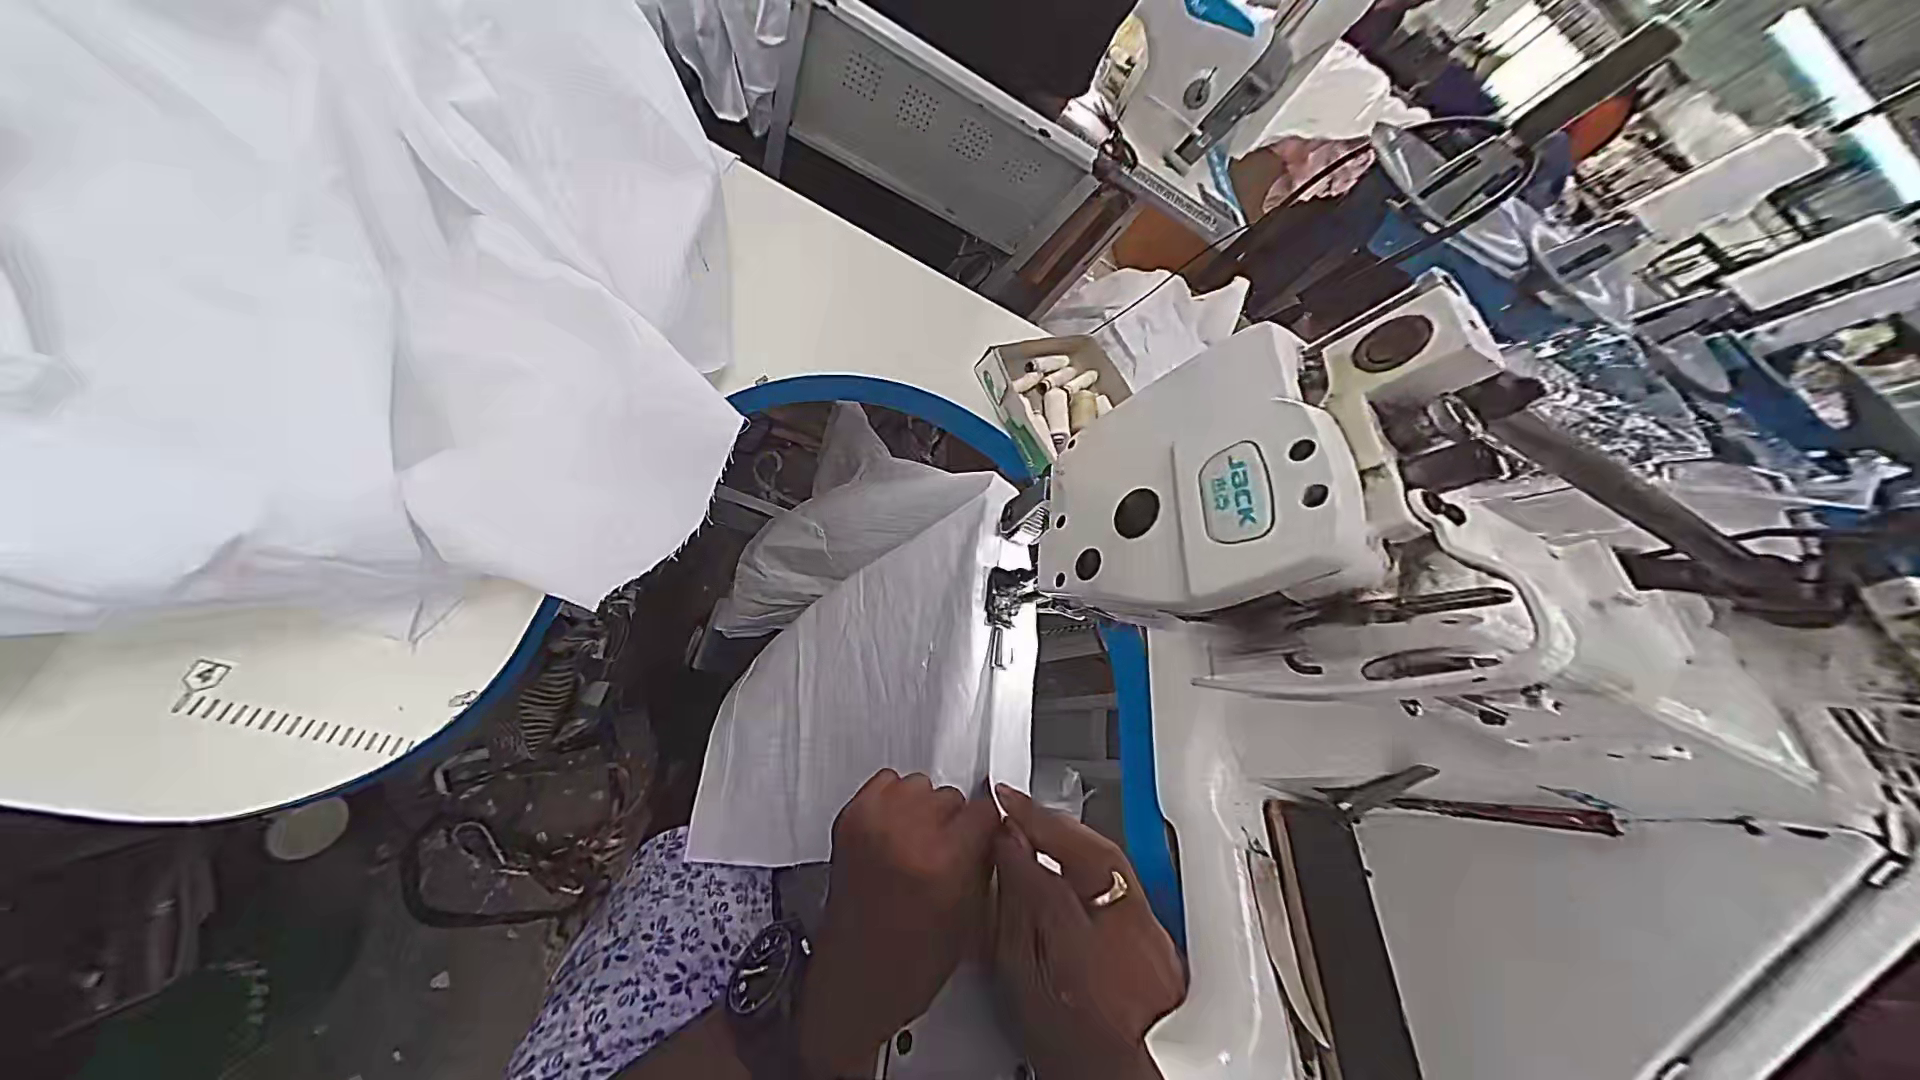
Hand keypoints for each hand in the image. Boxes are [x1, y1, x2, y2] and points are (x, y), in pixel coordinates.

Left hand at [796, 769, 999, 1077]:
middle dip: (954, 822)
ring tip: (917, 840)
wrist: (855, 979)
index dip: (985, 827)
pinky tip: (894, 829)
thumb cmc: (908, 964)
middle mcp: (908, 834)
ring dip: (922, 808)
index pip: (983, 810)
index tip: (982, 834)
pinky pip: (884, 782)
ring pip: (919, 784)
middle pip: (951, 796)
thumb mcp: (969, 916)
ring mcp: (875, 823)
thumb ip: (983, 862)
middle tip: (945, 849)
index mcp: (944, 860)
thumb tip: (991, 829)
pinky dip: (892, 800)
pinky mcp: (850, 819)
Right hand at [990, 784, 1185, 1079]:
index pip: (1041, 870)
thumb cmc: (1079, 1043)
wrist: (1135, 1076)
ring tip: (1036, 818)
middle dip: (1046, 820)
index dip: (1016, 832)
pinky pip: (1118, 869)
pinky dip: (1088, 850)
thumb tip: (1007, 857)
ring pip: (1105, 854)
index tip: (999, 805)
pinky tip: (1069, 850)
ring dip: (1067, 830)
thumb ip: (1013, 911)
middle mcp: (1123, 931)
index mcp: (1081, 948)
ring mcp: (1147, 927)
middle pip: (1083, 850)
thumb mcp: (1023, 977)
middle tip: (1013, 803)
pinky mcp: (1158, 930)